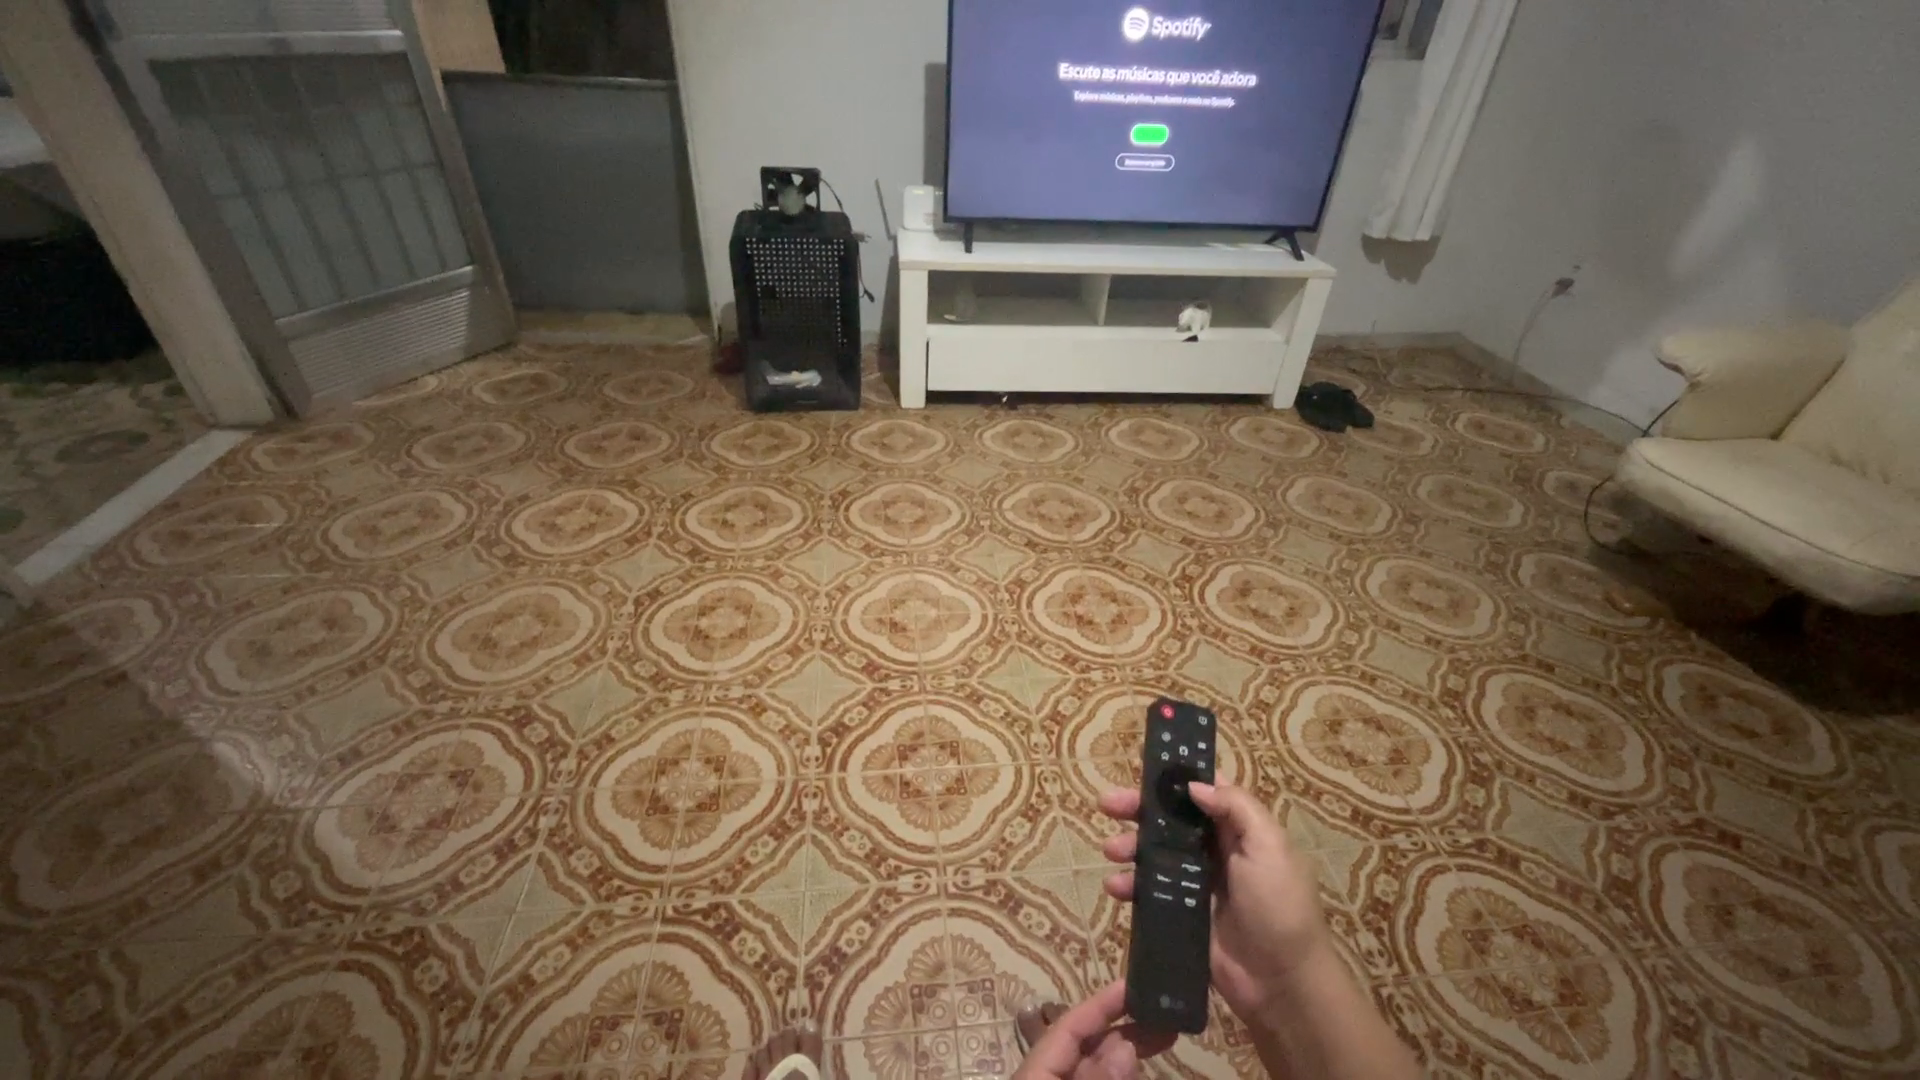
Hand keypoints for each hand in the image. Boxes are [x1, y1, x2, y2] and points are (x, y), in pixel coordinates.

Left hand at [1011, 979, 1174, 1079]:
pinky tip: (1147, 1068)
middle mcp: (1051, 1076)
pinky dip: (1126, 1075)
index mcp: (1036, 1071)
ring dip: (1131, 1055)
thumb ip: (1095, 1079)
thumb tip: (1127, 1048)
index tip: (1134, 983)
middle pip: (1090, 1046)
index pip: (1069, 1025)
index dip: (1101, 1003)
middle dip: (1128, 1029)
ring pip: (1101, 1069)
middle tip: (1166, 1014)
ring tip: (1167, 1036)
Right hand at [1099, 782, 1332, 1019]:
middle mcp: (1216, 850)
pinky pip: (1149, 891)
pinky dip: (1129, 885)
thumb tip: (1194, 786)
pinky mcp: (1181, 912)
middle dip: (1137, 809)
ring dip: (1129, 846)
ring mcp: (1196, 882)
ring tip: (1111, 851)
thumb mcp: (1269, 848)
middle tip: (1107, 803)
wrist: (1281, 983)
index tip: (1144, 771)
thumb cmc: (1278, 907)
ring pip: (1154, 853)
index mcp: (1240, 830)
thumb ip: (1236, 808)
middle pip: (1170, 820)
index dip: (1176, 779)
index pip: (1204, 792)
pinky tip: (1116, 887)